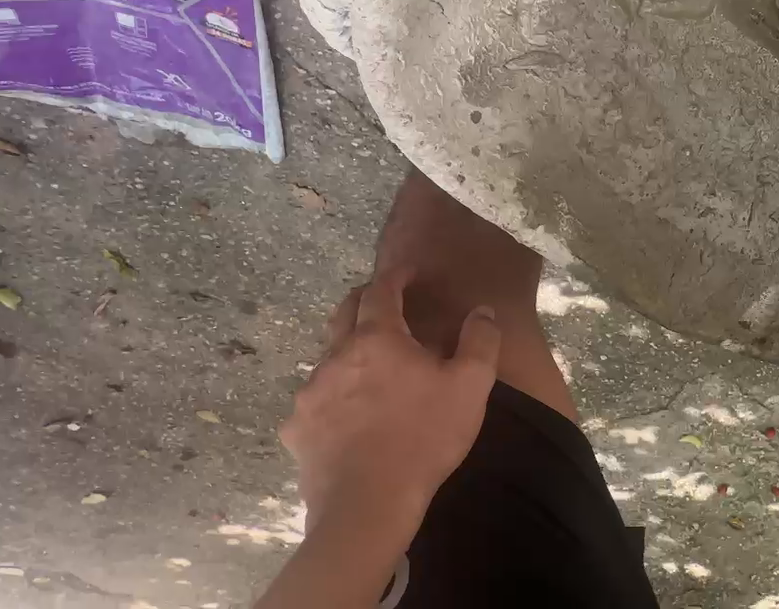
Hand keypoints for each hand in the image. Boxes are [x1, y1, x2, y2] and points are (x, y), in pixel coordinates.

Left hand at [279, 268, 501, 528]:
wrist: (367, 507)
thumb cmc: (424, 436)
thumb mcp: (471, 383)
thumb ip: (480, 339)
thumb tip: (482, 311)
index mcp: (377, 340)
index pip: (379, 291)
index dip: (395, 275)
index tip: (409, 271)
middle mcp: (335, 359)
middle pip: (343, 314)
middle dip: (365, 300)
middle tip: (387, 300)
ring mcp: (309, 396)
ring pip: (328, 356)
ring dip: (350, 347)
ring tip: (375, 362)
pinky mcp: (297, 431)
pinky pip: (316, 396)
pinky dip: (336, 389)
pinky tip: (353, 409)